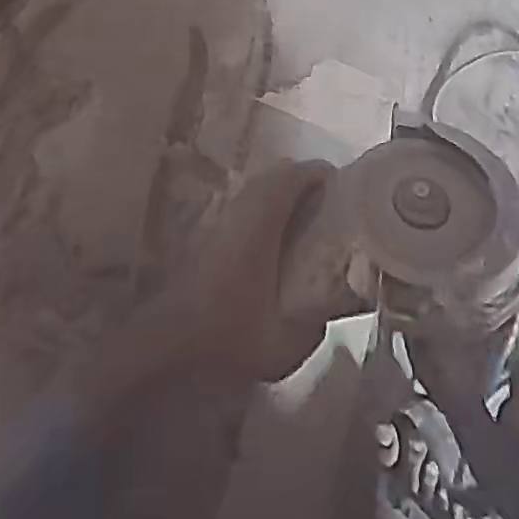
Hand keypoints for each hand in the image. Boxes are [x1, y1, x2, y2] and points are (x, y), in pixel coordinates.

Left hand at [155, 160, 337, 381]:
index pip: (290, 177)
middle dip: (308, 183)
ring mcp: (222, 220)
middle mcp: (238, 212)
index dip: (320, 175)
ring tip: (314, 221)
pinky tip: (283, 241)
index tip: (347, 188)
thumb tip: (349, 299)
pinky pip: (248, 204)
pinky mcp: (212, 233)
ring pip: (260, 188)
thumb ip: (320, 321)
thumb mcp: (285, 343)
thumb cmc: (226, 338)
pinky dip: (270, 208)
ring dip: (287, 194)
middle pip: (277, 175)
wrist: (168, 343)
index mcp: (258, 226)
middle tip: (336, 206)